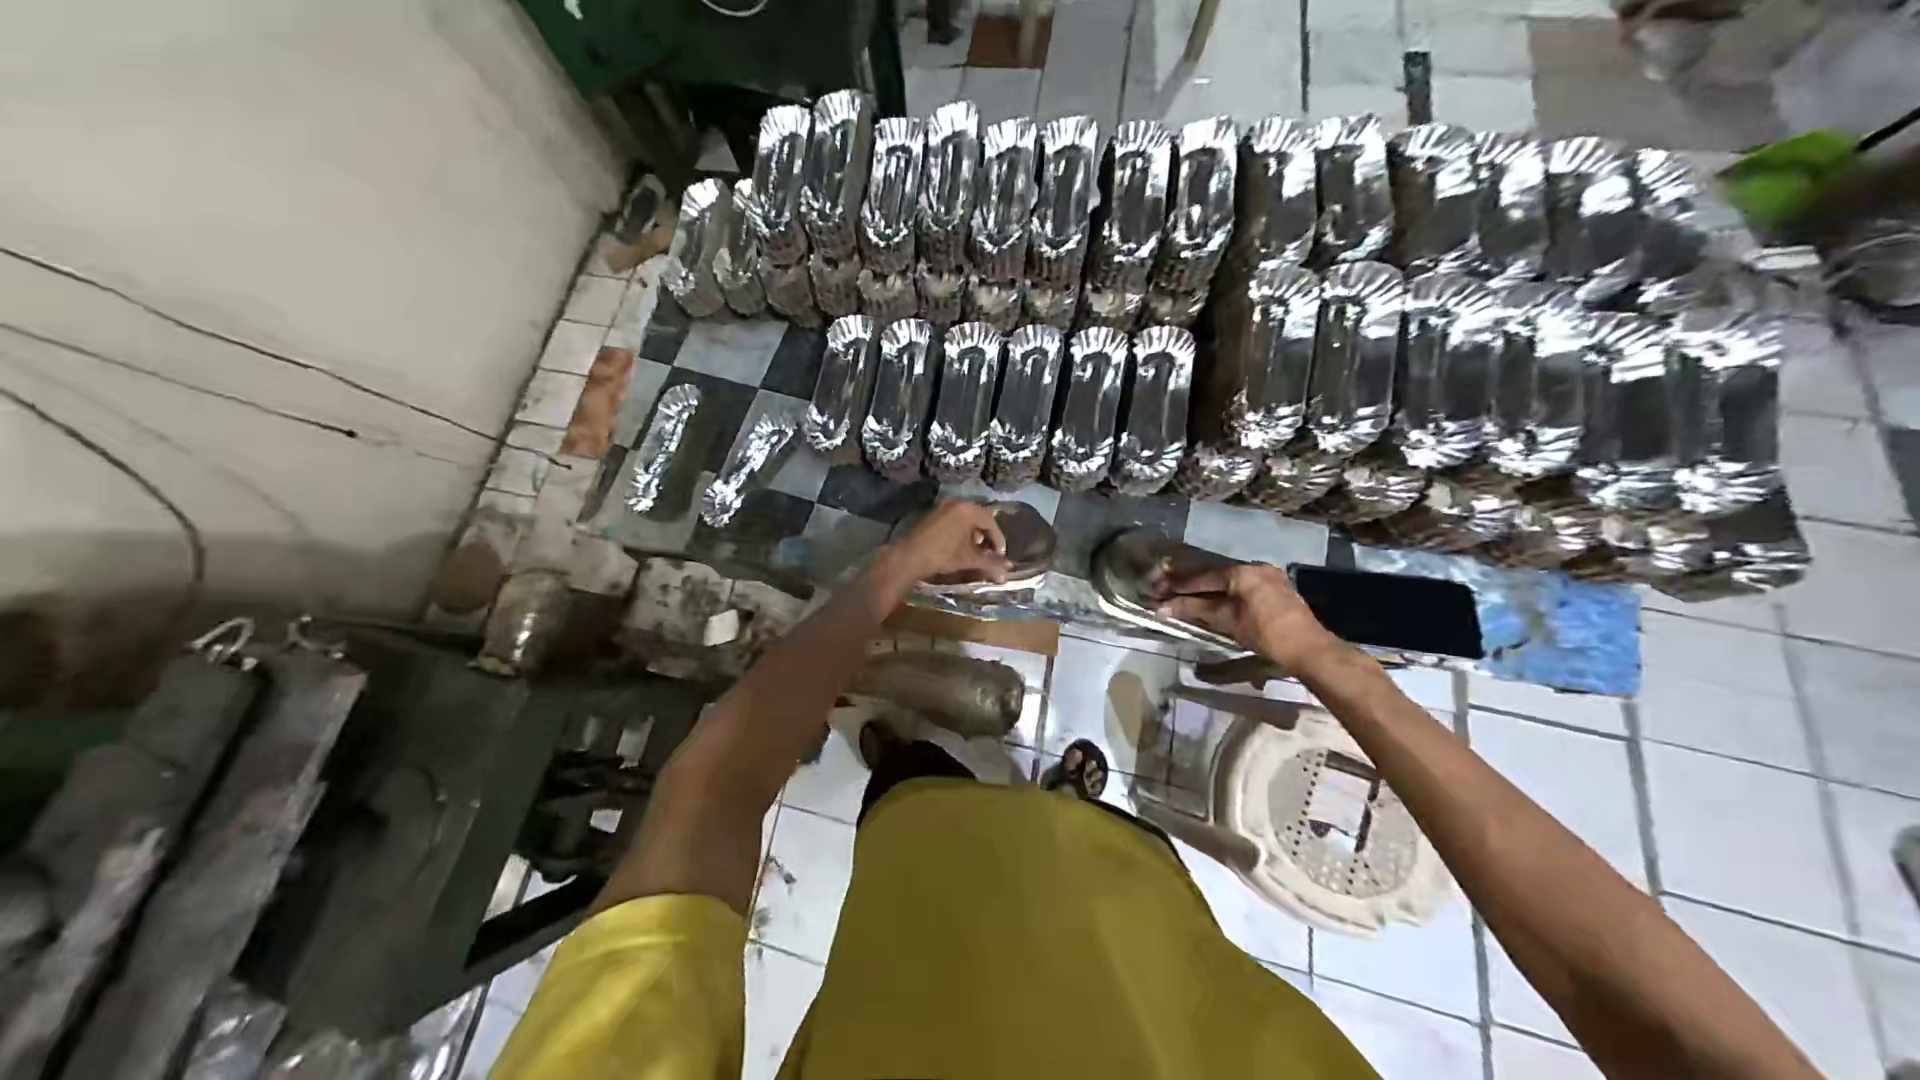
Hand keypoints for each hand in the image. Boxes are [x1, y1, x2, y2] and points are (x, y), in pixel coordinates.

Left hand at [885, 499, 1010, 584]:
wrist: (909, 556)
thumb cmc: (942, 555)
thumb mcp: (969, 560)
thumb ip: (991, 563)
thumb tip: (1008, 571)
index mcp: (969, 509)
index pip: (991, 523)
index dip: (998, 541)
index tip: (1000, 556)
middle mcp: (957, 503)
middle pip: (980, 518)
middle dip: (986, 537)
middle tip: (989, 553)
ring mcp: (943, 506)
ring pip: (966, 518)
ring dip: (974, 534)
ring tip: (975, 551)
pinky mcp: (933, 513)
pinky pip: (954, 519)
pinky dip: (961, 531)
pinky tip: (960, 545)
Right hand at [1153, 562, 1342, 670]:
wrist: (1308, 647)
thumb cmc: (1265, 633)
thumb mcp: (1226, 621)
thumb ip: (1195, 609)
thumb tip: (1163, 607)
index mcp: (1242, 572)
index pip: (1202, 576)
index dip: (1178, 584)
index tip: (1157, 589)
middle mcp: (1255, 567)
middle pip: (1214, 573)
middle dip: (1189, 581)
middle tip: (1164, 582)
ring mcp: (1269, 576)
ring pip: (1228, 578)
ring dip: (1206, 584)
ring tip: (1185, 590)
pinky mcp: (1277, 587)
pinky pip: (1242, 584)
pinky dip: (1225, 589)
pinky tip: (1214, 595)